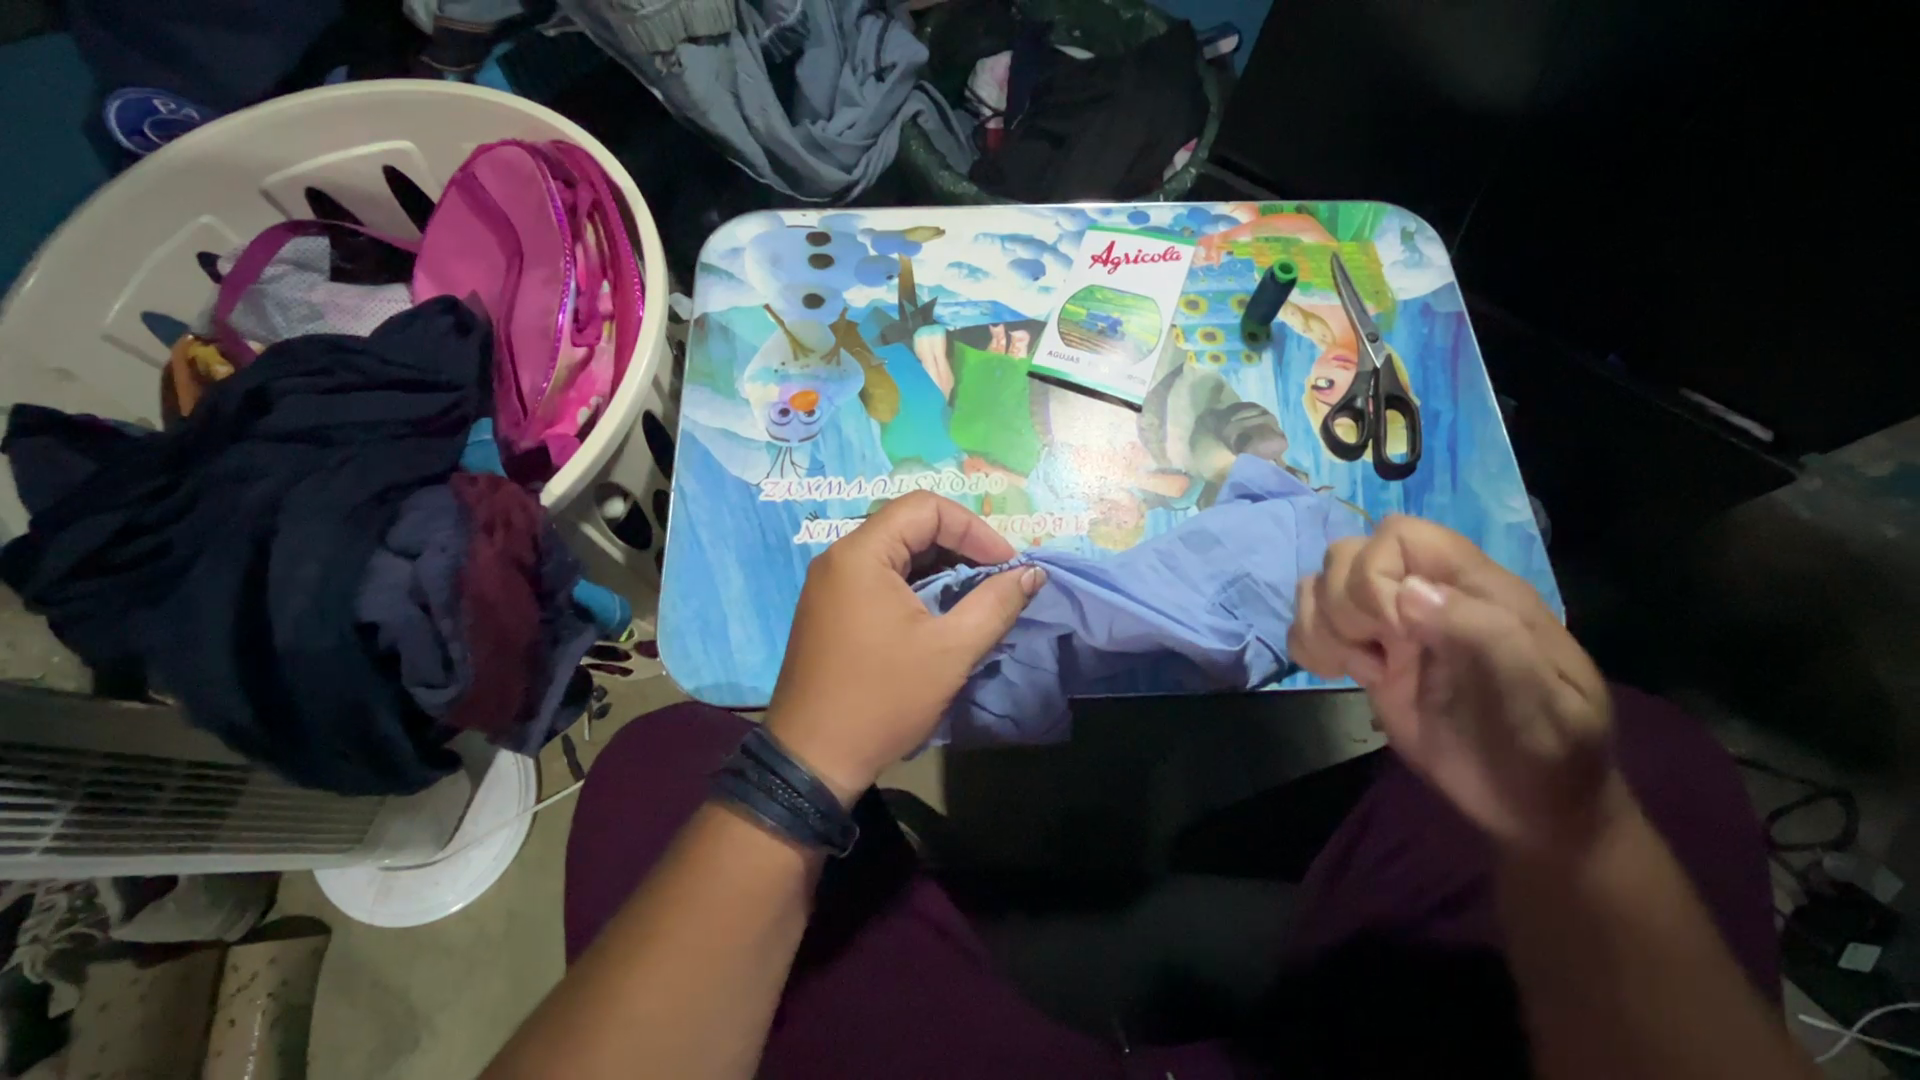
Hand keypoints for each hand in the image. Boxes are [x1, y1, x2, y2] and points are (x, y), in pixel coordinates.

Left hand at [765, 493, 1046, 804]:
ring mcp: (829, 584)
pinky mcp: (829, 609)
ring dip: (940, 567)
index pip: (925, 508)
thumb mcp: (950, 651)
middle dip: (960, 546)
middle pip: (908, 524)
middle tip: (997, 579)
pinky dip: (915, 585)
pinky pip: (878, 578)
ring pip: (895, 553)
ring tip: (976, 596)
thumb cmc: (883, 699)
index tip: (1006, 565)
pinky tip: (941, 613)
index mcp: (861, 554)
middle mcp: (839, 558)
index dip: (974, 529)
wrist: (813, 759)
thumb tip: (1032, 573)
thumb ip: (996, 603)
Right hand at [1288, 515, 1618, 853]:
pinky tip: (1340, 674)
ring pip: (1320, 585)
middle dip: (1345, 605)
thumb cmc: (1546, 753)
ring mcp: (1393, 628)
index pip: (1400, 535)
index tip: (1394, 632)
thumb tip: (1409, 590)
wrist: (1534, 808)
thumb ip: (1486, 637)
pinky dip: (1309, 645)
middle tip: (1376, 655)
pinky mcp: (1368, 658)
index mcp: (1476, 591)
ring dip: (1323, 626)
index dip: (1377, 575)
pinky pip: (1310, 625)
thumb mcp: (1541, 701)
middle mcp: (1427, 597)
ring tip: (1359, 666)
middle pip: (1347, 556)